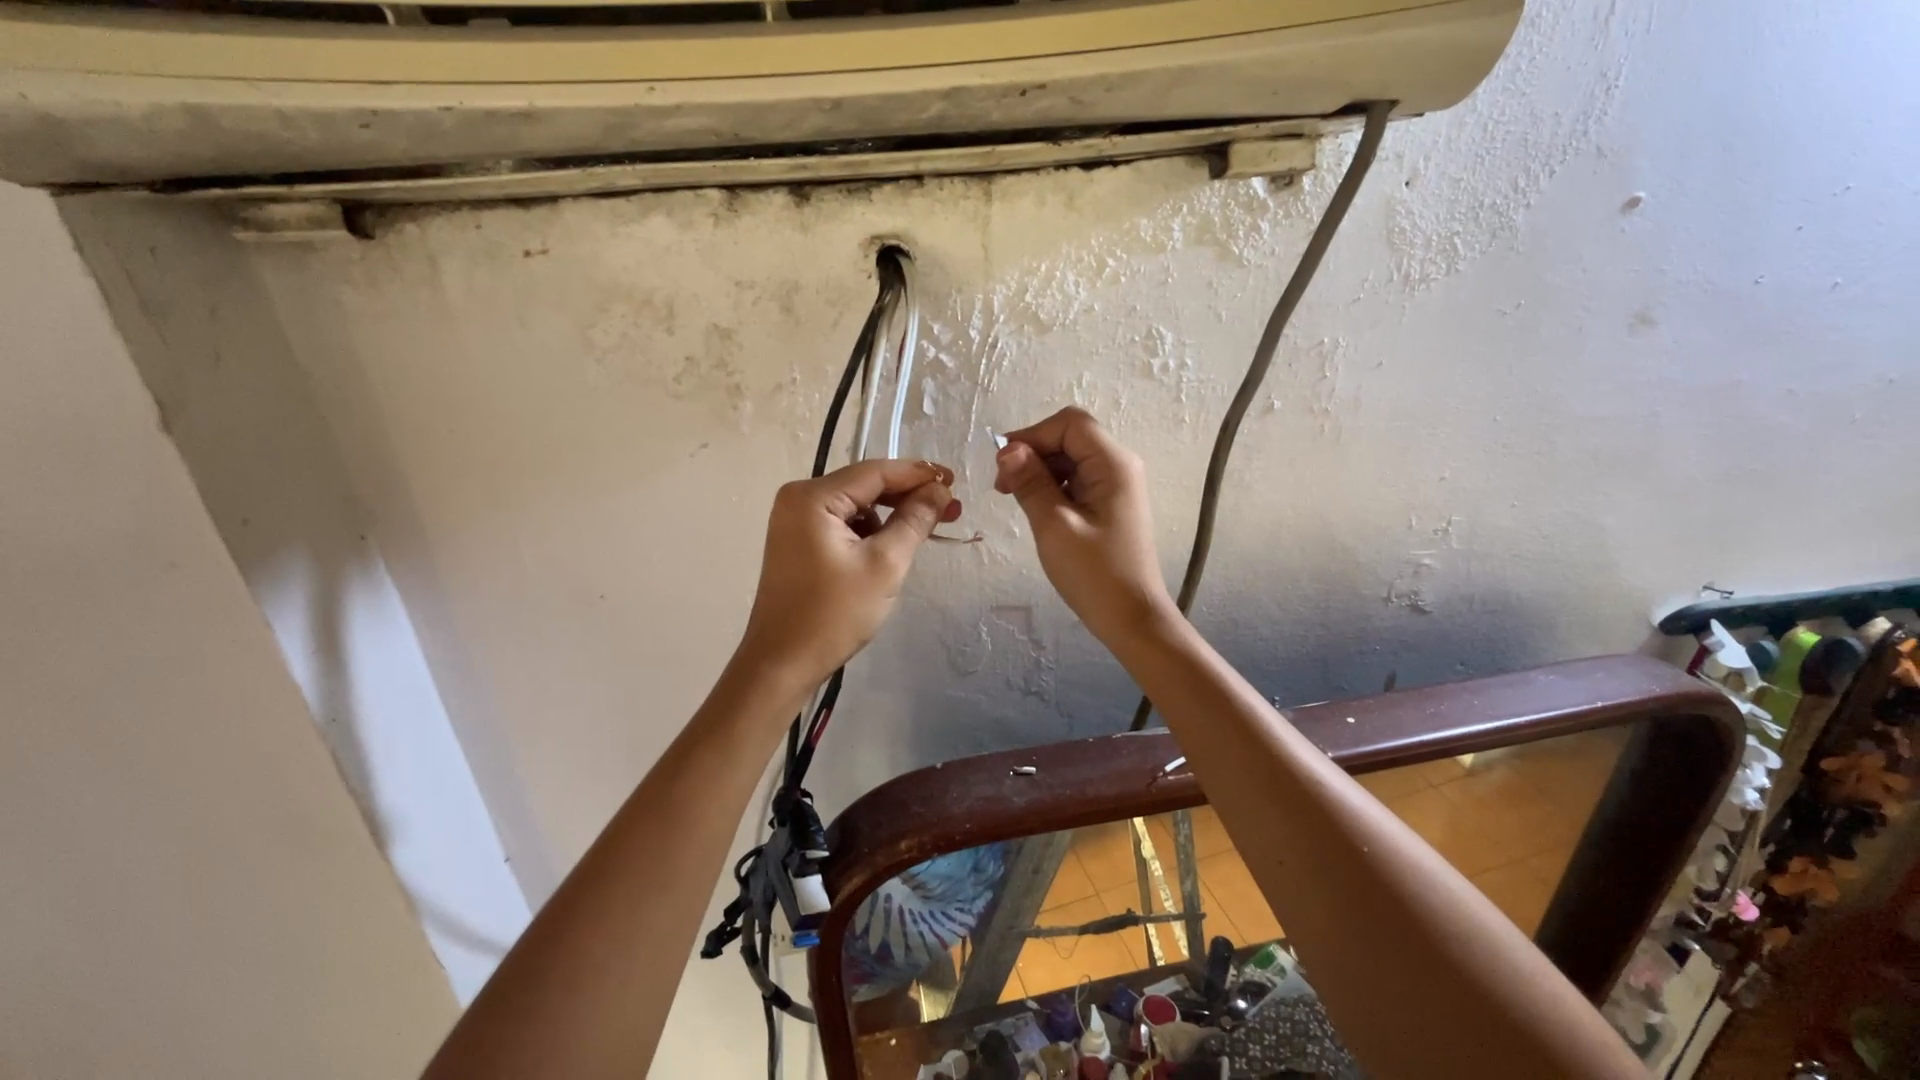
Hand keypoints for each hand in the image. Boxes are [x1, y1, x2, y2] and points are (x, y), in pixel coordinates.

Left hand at [738, 458, 959, 688]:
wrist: (782, 663)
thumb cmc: (833, 614)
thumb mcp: (884, 565)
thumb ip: (914, 520)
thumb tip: (940, 491)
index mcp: (813, 497)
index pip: (876, 472)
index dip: (919, 474)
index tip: (955, 482)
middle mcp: (798, 499)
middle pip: (864, 485)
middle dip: (908, 495)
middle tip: (951, 509)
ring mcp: (794, 521)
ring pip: (855, 505)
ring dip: (890, 514)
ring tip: (926, 530)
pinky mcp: (797, 542)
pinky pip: (842, 523)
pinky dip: (869, 530)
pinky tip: (891, 547)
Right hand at [994, 407, 1174, 643]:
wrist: (1131, 618)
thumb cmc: (1094, 574)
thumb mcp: (1054, 526)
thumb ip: (1030, 482)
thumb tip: (1007, 450)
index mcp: (1113, 464)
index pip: (1069, 424)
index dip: (1032, 435)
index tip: (1003, 465)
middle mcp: (1120, 466)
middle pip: (1070, 437)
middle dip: (1033, 453)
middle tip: (1004, 487)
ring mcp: (1117, 486)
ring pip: (1070, 459)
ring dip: (1040, 471)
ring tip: (1017, 500)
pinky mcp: (1110, 504)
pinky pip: (1077, 480)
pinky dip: (1053, 486)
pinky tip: (1037, 510)